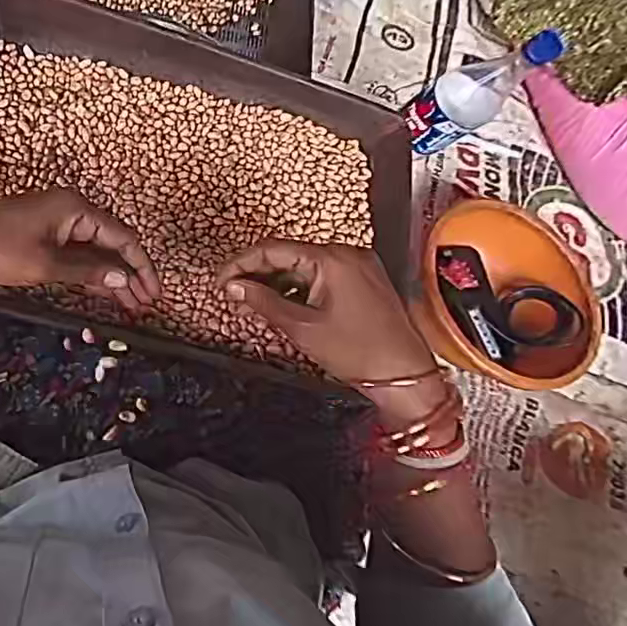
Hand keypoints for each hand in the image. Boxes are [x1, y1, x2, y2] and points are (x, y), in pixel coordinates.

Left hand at [0, 189, 161, 311]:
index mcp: (75, 208)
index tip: (154, 292)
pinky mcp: (47, 235)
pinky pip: (79, 253)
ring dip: (114, 276)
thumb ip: (89, 271)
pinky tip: (107, 292)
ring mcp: (59, 222)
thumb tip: (124, 279)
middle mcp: (72, 210)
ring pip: (97, 250)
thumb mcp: (46, 265)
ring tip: (131, 305)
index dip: (141, 266)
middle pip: (113, 242)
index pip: (122, 236)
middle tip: (145, 304)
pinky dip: (93, 272)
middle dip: (130, 273)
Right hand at [212, 240, 435, 387]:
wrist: (404, 375)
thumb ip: (263, 301)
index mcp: (332, 259)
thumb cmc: (361, 352)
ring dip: (275, 283)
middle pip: (287, 255)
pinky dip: (296, 289)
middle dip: (256, 275)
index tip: (222, 280)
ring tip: (252, 305)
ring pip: (302, 267)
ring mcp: (356, 267)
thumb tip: (235, 287)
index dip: (241, 264)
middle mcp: (347, 255)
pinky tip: (280, 306)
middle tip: (233, 296)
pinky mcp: (361, 281)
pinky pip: (319, 276)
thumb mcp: (300, 327)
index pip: (273, 249)